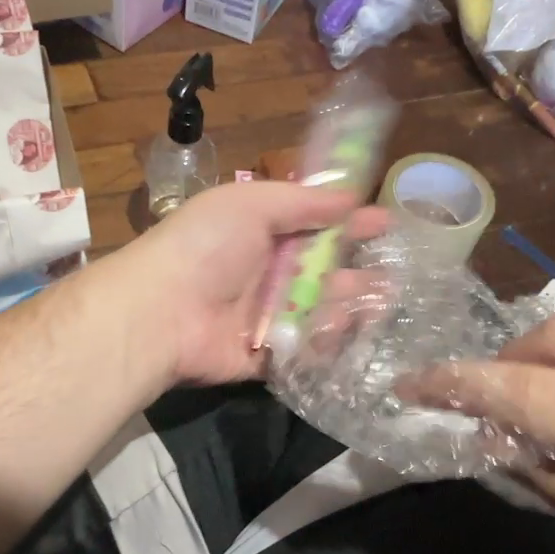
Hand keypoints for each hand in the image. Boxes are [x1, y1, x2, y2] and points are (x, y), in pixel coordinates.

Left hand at [90, 182, 387, 387]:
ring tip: (374, 303)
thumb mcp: (250, 204)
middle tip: (392, 277)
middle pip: (325, 276)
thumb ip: (301, 201)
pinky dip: (324, 345)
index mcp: (262, 235)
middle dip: (360, 275)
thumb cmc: (205, 248)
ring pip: (320, 316)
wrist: (163, 312)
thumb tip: (348, 195)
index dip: (351, 224)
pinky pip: (303, 353)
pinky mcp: (264, 358)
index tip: (386, 222)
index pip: (316, 227)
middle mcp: (266, 277)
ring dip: (348, 308)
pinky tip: (341, 333)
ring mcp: (266, 320)